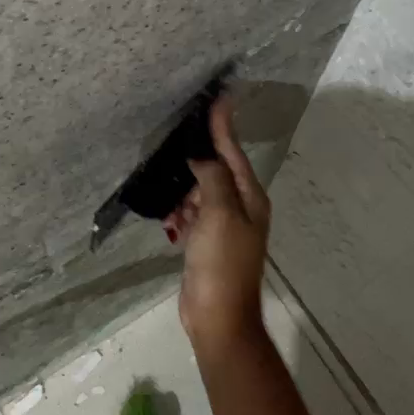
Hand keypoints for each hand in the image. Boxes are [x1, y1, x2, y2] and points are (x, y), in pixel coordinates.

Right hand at [166, 93, 271, 350]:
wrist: (217, 318)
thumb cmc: (221, 262)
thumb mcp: (218, 213)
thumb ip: (212, 177)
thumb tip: (202, 153)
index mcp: (249, 197)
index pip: (233, 151)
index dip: (223, 125)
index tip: (218, 96)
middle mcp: (240, 207)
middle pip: (215, 169)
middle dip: (195, 158)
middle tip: (173, 137)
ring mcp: (223, 226)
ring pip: (199, 191)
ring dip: (182, 189)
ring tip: (164, 185)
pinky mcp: (206, 242)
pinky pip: (191, 214)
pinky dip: (179, 212)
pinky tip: (167, 217)